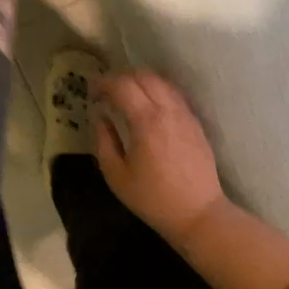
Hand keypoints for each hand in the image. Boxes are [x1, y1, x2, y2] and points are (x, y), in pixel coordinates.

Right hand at [95, 72, 227, 240]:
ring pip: (161, 81)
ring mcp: (185, 113)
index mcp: (146, 121)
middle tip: (106, 93)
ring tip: (126, 97)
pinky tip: (148, 106)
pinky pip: (173, 94)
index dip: (103, 83)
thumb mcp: (117, 176)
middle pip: (143, 75)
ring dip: (140, 81)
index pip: (122, 85)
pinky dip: (157, 90)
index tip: (91, 92)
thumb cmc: (153, 199)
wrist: (197, 213)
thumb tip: (101, 116)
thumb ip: (104, 141)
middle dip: (121, 78)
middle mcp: (168, 109)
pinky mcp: (195, 122)